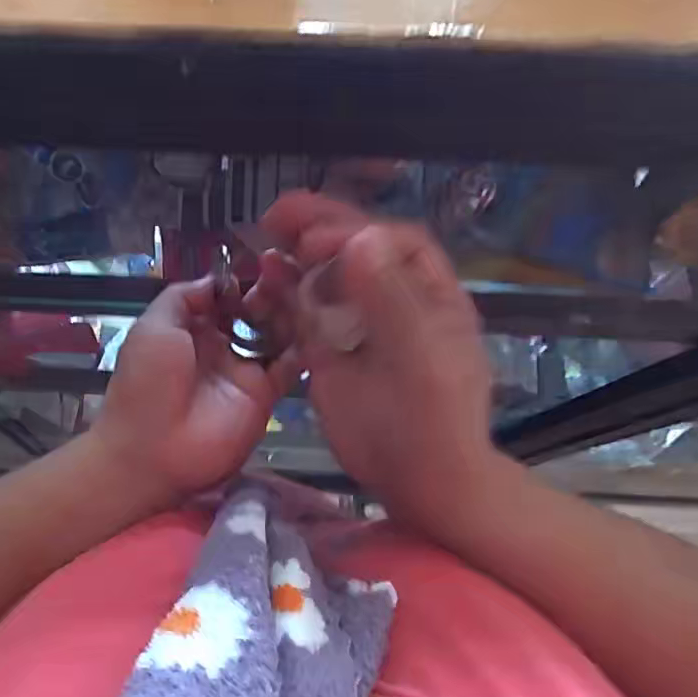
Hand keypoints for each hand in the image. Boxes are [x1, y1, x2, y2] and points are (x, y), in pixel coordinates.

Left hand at [91, 274, 301, 510]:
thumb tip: (219, 279)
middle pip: (257, 312)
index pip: (229, 296)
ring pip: (278, 334)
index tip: (270, 259)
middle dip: (274, 290)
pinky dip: (305, 346)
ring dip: (291, 312)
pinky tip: (317, 322)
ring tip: (307, 289)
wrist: (152, 450)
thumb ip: (184, 297)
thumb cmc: (147, 383)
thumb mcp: (154, 327)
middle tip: (292, 271)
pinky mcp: (266, 394)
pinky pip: (290, 366)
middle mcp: (224, 345)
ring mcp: (246, 370)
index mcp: (194, 328)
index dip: (247, 278)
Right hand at [261, 192, 514, 527]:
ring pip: (327, 280)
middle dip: (320, 229)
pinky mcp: (330, 355)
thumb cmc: (430, 421)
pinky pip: (306, 316)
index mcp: (428, 296)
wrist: (420, 481)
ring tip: (267, 242)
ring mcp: (359, 328)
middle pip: (356, 252)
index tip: (316, 236)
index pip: (393, 243)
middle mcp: (393, 303)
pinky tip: (266, 284)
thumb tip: (361, 238)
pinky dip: (286, 297)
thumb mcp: (420, 357)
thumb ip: (391, 298)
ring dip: (298, 259)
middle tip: (277, 215)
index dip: (355, 230)